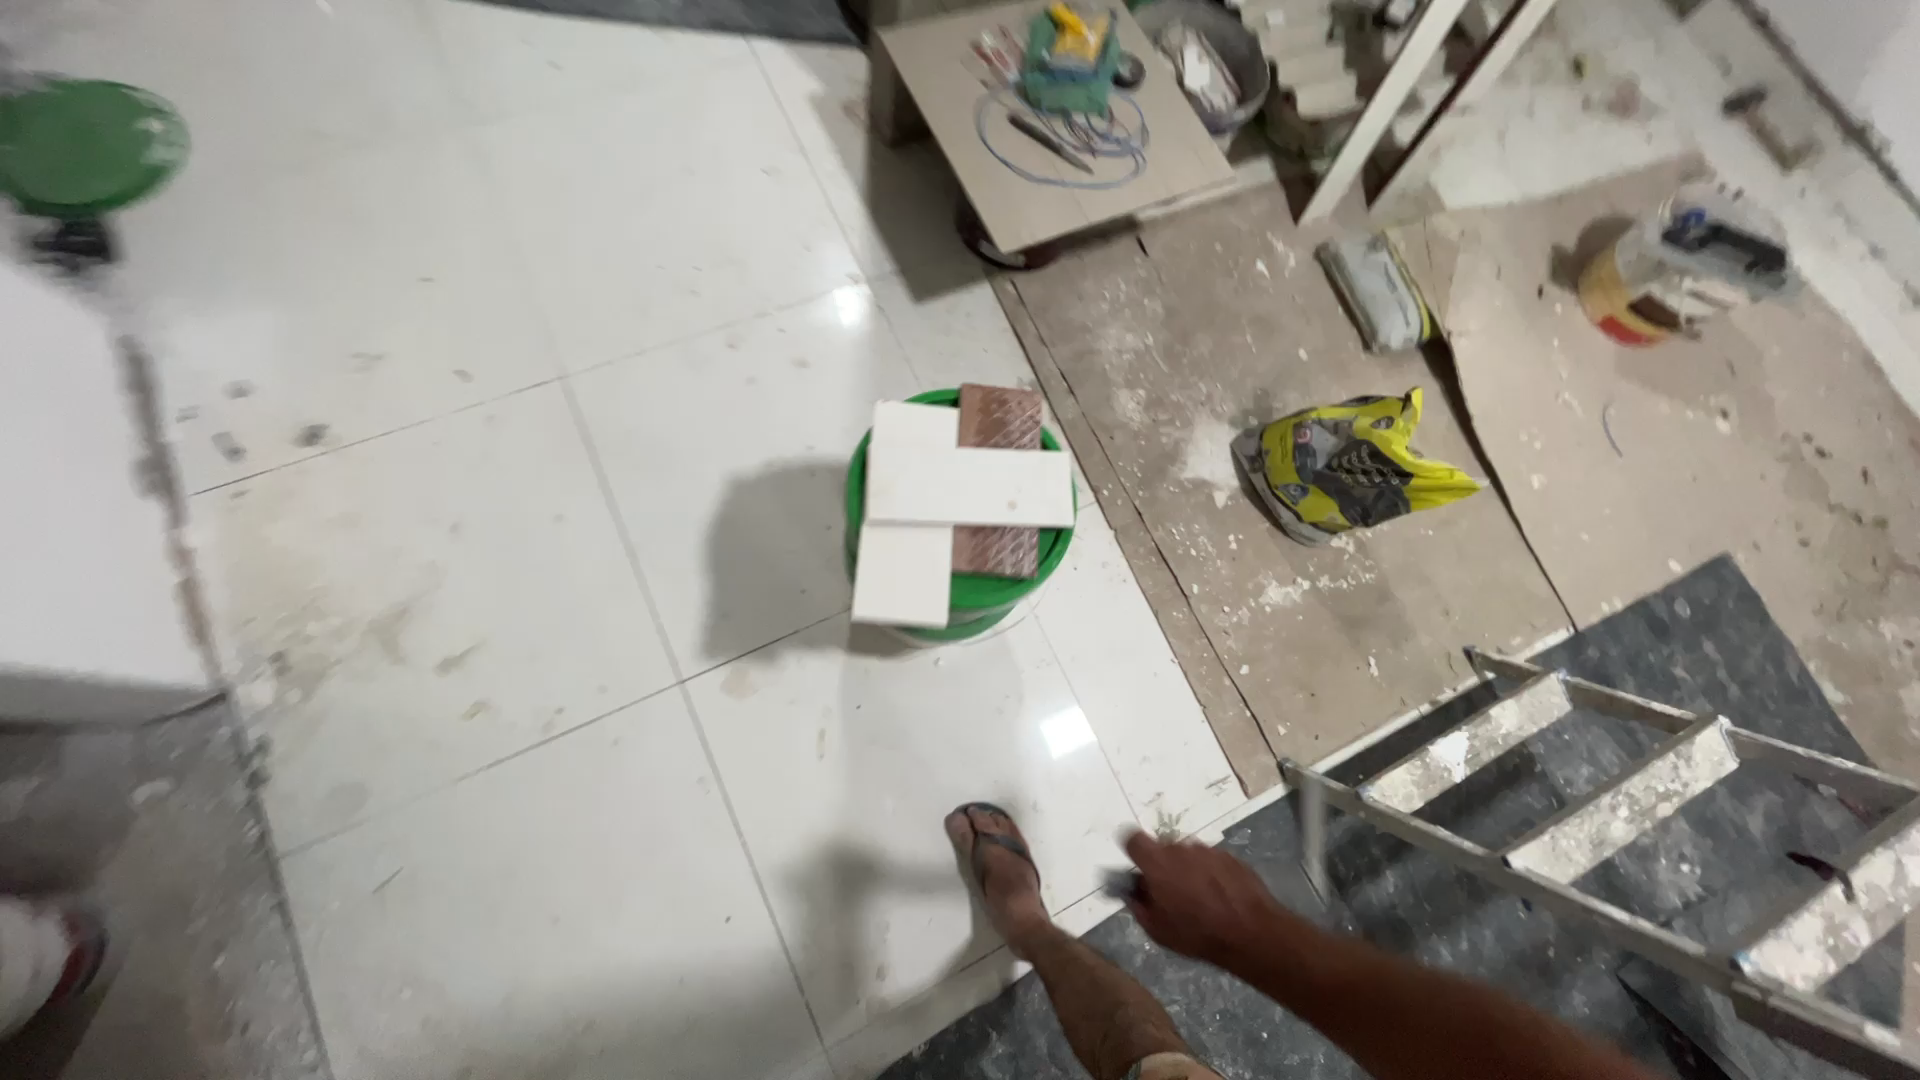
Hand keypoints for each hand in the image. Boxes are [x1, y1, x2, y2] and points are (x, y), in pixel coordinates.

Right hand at [1122, 830, 1286, 966]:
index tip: (1140, 869)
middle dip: (1164, 867)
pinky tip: (1221, 898)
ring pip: (1188, 855)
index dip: (1135, 852)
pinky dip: (1211, 874)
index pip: (1133, 839)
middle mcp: (1179, 847)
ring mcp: (1207, 850)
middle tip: (1173, 894)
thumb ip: (1138, 905)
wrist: (1251, 934)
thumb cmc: (1197, 934)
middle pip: (1163, 849)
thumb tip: (1131, 892)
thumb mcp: (1157, 930)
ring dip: (1189, 871)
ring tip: (1201, 899)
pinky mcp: (1230, 856)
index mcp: (1156, 862)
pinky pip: (1211, 861)